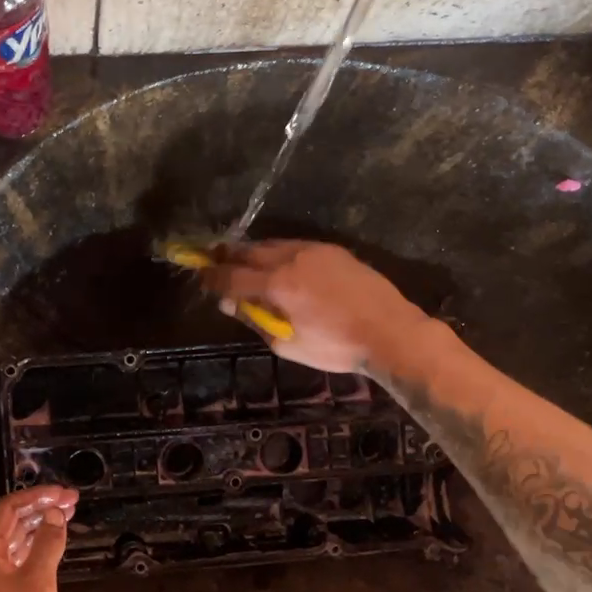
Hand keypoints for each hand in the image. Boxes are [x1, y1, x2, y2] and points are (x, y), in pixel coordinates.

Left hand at [0, 486, 77, 591]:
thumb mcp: (38, 581)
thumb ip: (47, 544)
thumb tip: (56, 514)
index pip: (9, 507)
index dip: (38, 496)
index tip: (67, 493)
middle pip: (12, 521)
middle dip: (41, 507)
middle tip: (74, 501)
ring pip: (16, 539)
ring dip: (40, 525)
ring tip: (69, 516)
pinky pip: (19, 557)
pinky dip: (37, 546)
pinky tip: (55, 545)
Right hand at [201, 240, 430, 372]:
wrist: (391, 332)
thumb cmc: (337, 347)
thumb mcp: (287, 345)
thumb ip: (257, 320)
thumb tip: (233, 305)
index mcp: (277, 286)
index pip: (231, 277)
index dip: (211, 277)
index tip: (199, 277)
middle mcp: (291, 260)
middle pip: (247, 251)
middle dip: (226, 256)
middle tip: (212, 261)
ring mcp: (313, 251)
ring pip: (271, 244)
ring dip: (252, 252)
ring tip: (242, 262)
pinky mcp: (332, 250)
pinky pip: (294, 245)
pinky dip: (277, 252)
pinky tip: (277, 264)